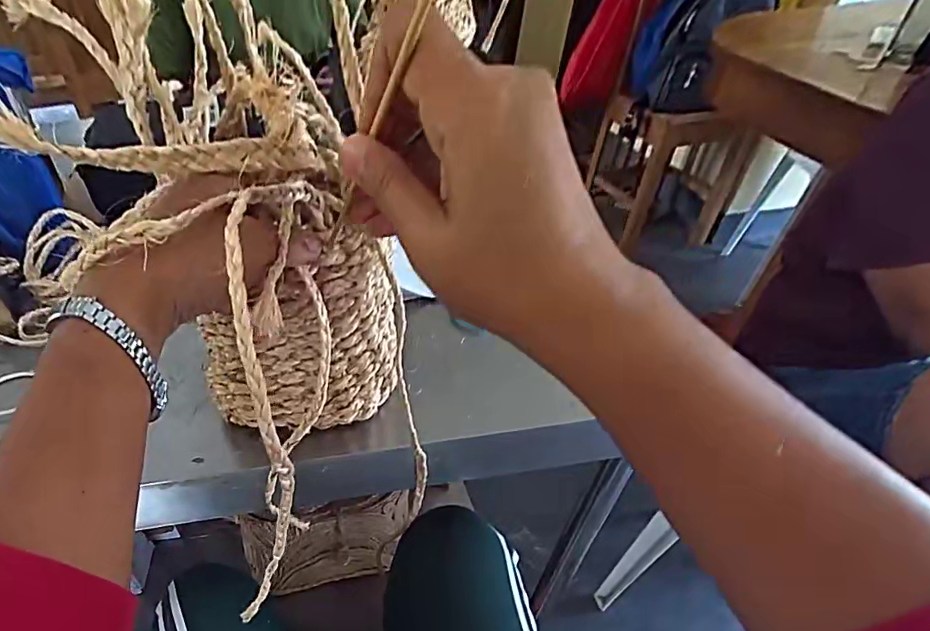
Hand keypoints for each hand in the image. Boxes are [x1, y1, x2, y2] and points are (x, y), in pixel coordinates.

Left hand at [77, 176, 319, 345]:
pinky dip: (224, 278)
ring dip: (250, 266)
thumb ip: (288, 243)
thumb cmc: (199, 261)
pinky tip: (233, 300)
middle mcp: (194, 189)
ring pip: (228, 240)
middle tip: (289, 273)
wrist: (132, 296)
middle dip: (273, 245)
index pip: (270, 183)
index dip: (295, 214)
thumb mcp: (255, 249)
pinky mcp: (163, 252)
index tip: (311, 242)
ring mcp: (175, 220)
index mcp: (219, 173)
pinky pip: (206, 260)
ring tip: (264, 294)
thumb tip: (315, 245)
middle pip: (250, 214)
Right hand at [336, 0, 632, 349]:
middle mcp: (507, 88)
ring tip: (385, 217)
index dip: (375, 79)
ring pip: (448, 109)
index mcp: (476, 104)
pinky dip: (444, 161)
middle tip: (366, 197)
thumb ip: (385, 183)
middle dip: (390, 134)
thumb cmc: (505, 278)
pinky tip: (420, 210)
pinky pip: (475, 128)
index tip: (368, 142)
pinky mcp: (535, 131)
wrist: (578, 299)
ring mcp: (526, 108)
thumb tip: (351, 150)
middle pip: (426, 76)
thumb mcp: (427, 238)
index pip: (407, 32)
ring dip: (413, 156)